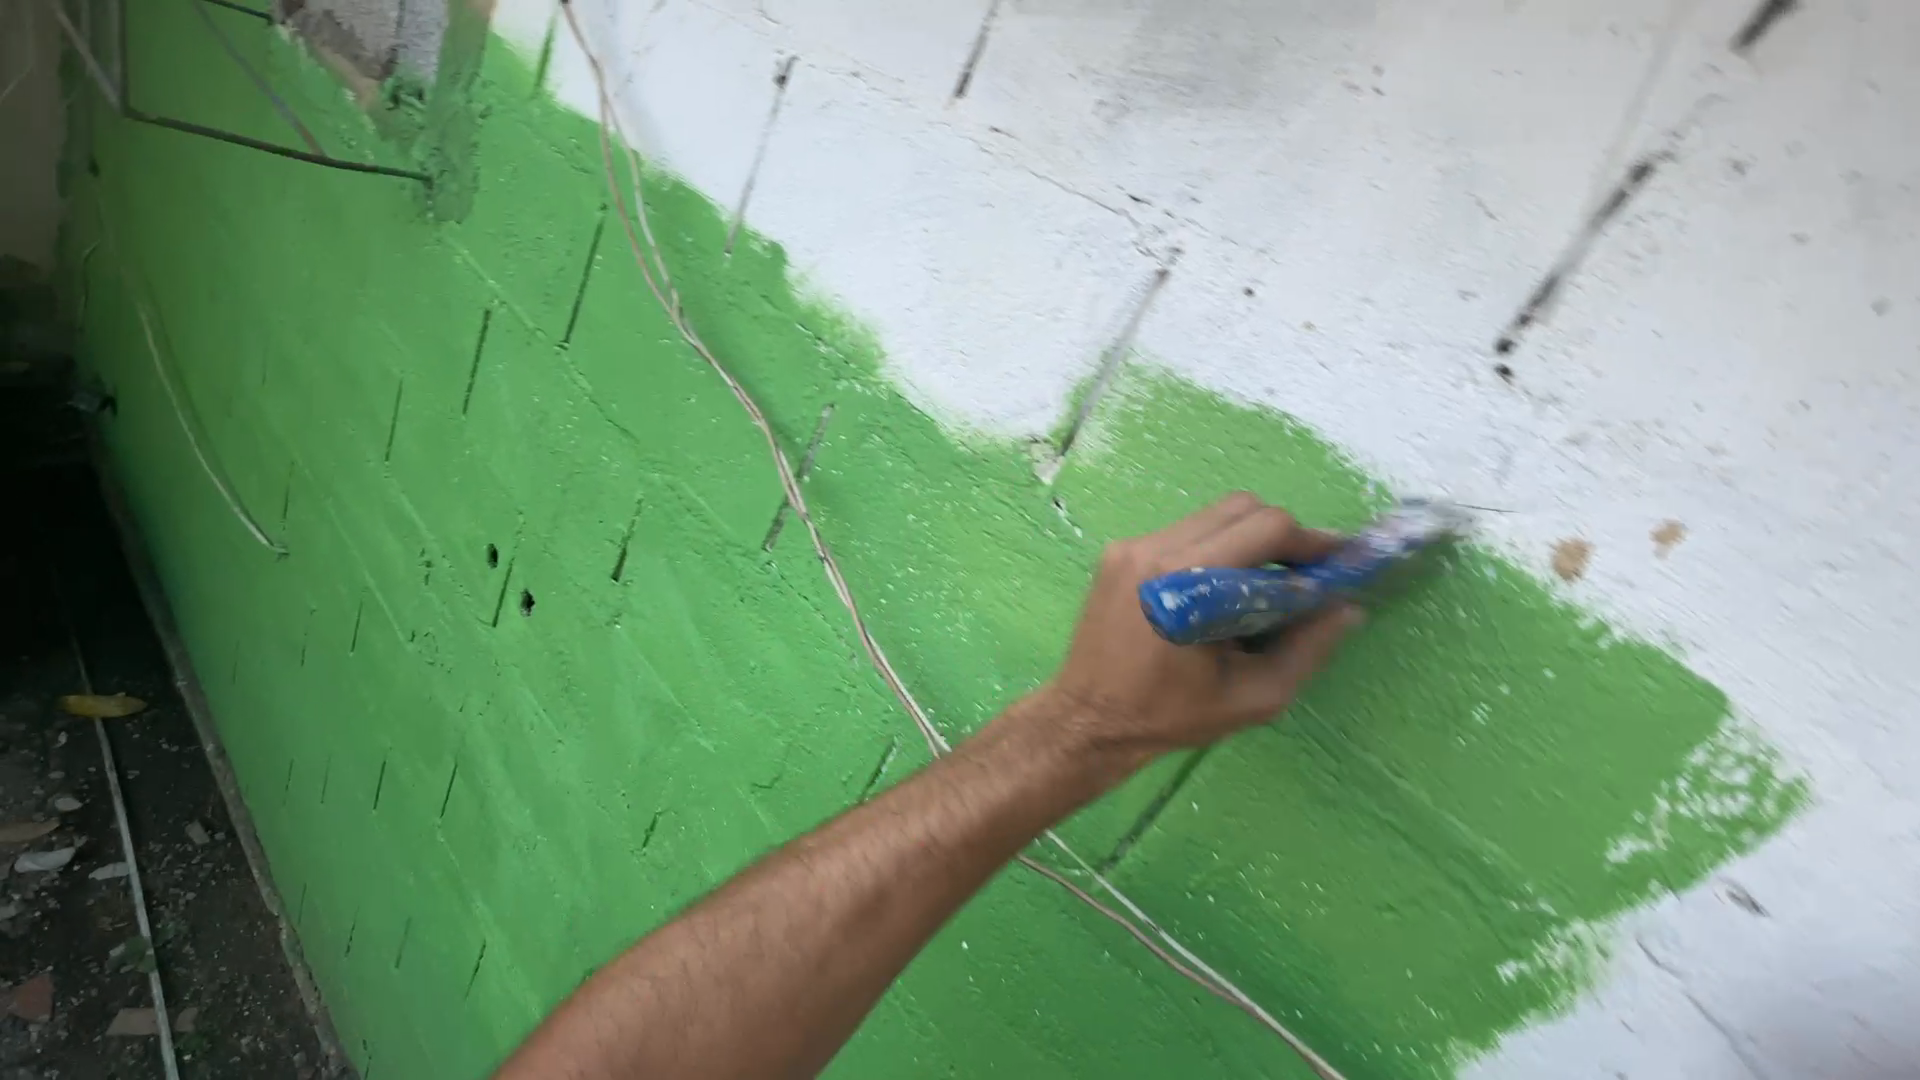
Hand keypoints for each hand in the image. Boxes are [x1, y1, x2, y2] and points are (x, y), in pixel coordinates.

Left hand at [1045, 493, 1362, 760]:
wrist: (1088, 717)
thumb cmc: (1169, 715)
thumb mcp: (1253, 697)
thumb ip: (1307, 648)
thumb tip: (1348, 606)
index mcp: (1185, 580)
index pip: (1266, 527)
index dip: (1311, 541)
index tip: (1337, 563)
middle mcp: (1154, 548)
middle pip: (1240, 508)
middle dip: (1282, 536)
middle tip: (1304, 575)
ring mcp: (1130, 546)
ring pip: (1210, 517)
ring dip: (1247, 541)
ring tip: (1265, 584)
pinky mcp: (1117, 553)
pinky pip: (1181, 532)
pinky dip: (1212, 549)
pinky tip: (1218, 590)